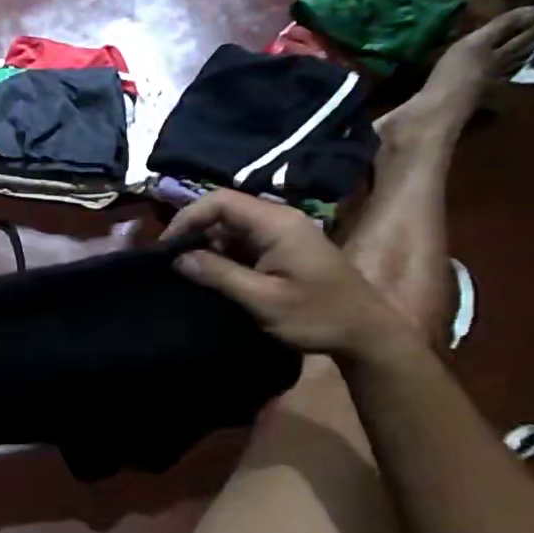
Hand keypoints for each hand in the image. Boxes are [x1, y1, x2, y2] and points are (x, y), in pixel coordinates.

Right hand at [165, 190, 410, 357]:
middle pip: (225, 210)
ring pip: (232, 227)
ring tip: (187, 272)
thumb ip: (219, 275)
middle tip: (171, 261)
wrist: (366, 332)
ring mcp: (283, 233)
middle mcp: (279, 219)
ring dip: (208, 245)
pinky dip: (224, 255)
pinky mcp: (284, 248)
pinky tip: (212, 276)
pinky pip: (244, 241)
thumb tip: (178, 259)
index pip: (220, 200)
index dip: (188, 217)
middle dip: (194, 231)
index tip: (167, 247)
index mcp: (276, 223)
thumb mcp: (263, 300)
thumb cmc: (317, 316)